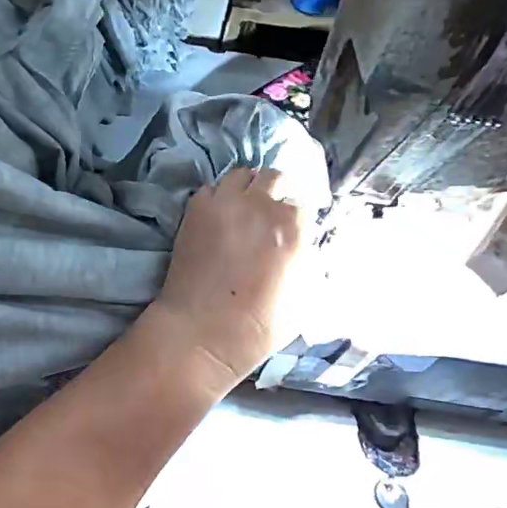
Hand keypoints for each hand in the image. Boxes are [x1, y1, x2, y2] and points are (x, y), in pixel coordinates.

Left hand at [145, 166, 308, 385]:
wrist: (200, 333)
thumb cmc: (258, 327)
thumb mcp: (306, 302)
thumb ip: (313, 267)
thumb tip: (312, 252)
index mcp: (293, 229)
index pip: (303, 203)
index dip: (298, 216)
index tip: (292, 228)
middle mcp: (259, 206)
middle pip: (274, 178)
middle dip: (275, 191)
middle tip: (269, 212)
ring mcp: (223, 204)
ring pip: (241, 174)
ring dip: (247, 186)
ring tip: (244, 206)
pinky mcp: (193, 212)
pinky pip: (210, 188)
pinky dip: (218, 196)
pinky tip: (219, 214)